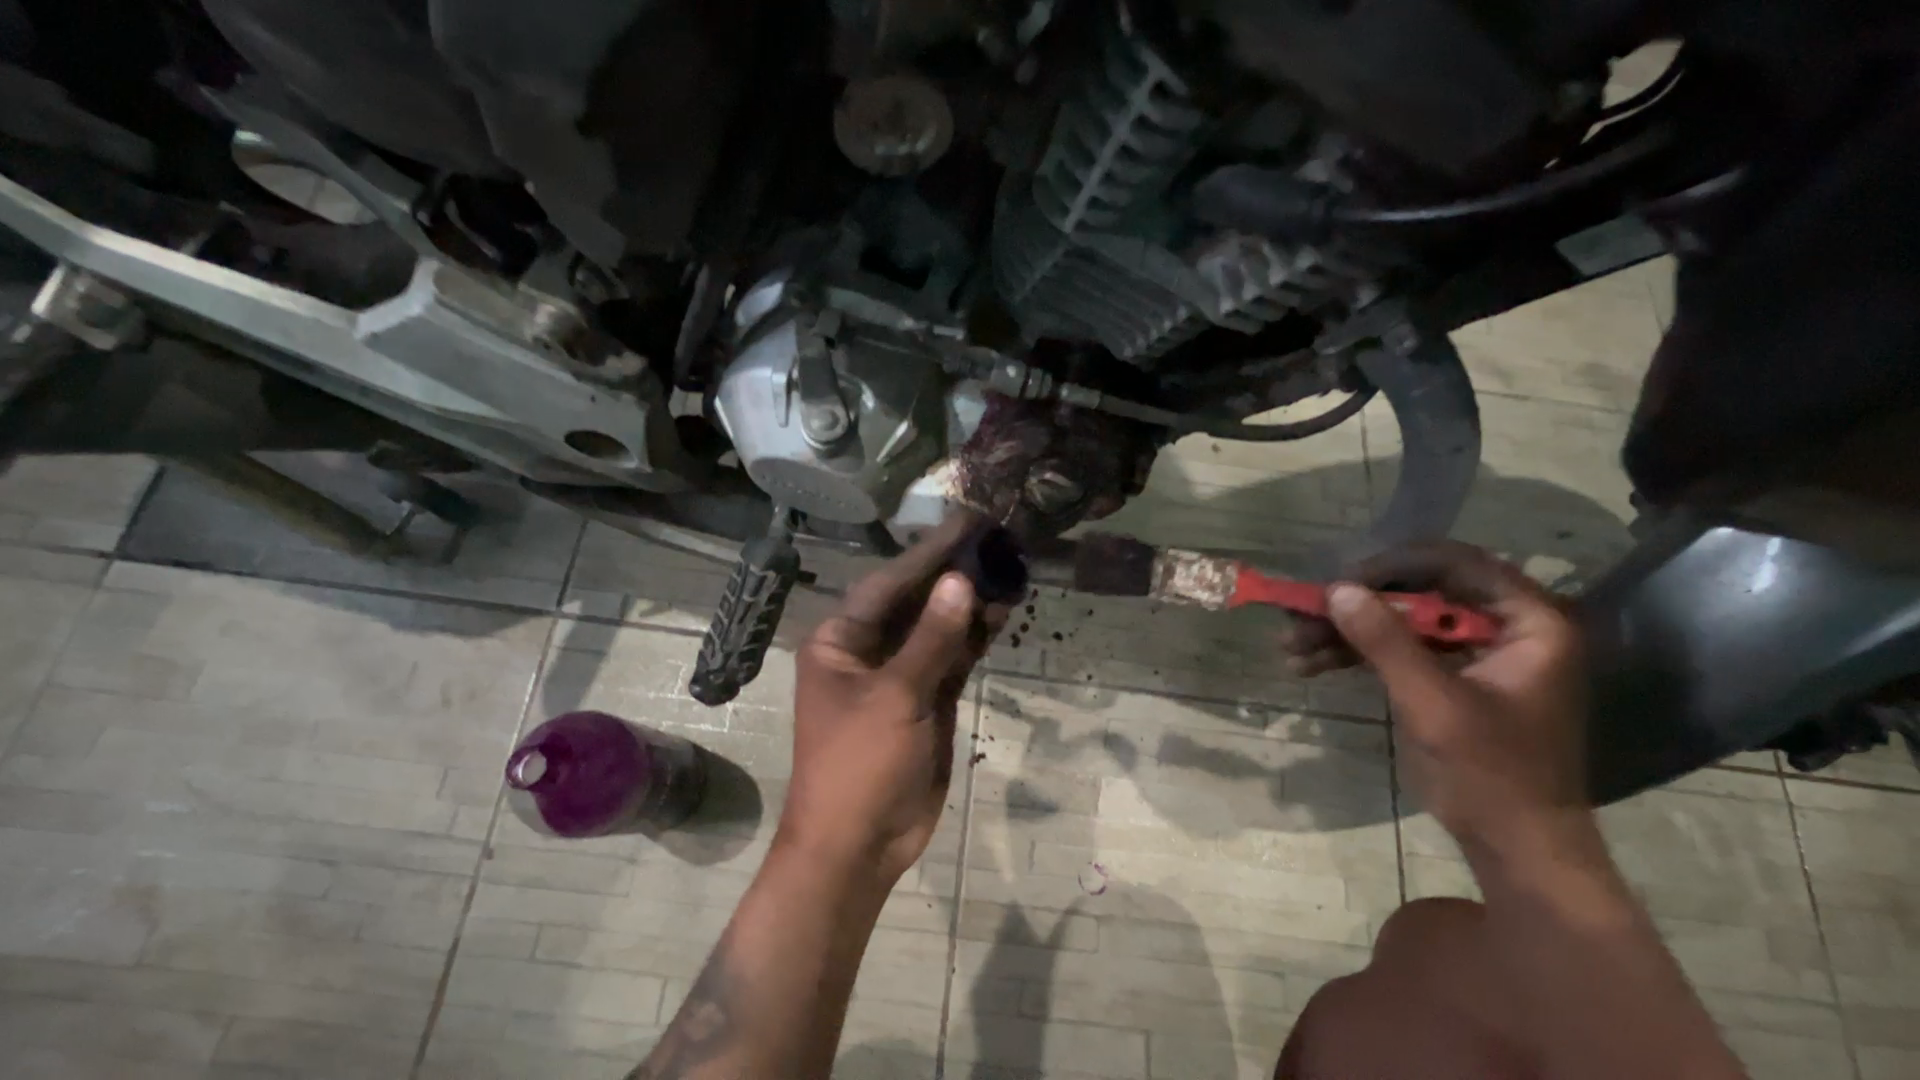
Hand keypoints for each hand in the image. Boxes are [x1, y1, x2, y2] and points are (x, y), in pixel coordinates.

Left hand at [779, 515, 1008, 883]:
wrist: (858, 845)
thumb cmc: (860, 765)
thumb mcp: (895, 697)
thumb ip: (931, 639)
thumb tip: (960, 581)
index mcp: (840, 642)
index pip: (890, 584)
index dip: (930, 553)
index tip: (968, 523)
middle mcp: (867, 652)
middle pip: (916, 602)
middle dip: (955, 573)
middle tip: (999, 538)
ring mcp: (899, 678)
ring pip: (938, 629)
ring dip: (970, 604)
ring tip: (1011, 568)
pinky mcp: (925, 703)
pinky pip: (951, 660)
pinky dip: (974, 638)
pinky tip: (1002, 612)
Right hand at [1286, 543, 1588, 855]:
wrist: (1518, 849)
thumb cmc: (1492, 776)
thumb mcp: (1433, 704)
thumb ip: (1386, 642)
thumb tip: (1335, 589)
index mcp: (1530, 623)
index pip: (1457, 565)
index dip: (1393, 567)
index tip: (1338, 584)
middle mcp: (1507, 627)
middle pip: (1422, 592)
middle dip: (1358, 606)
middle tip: (1302, 617)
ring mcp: (1478, 655)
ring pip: (1403, 622)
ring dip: (1348, 632)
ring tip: (1292, 647)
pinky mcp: (1453, 681)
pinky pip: (1402, 652)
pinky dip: (1359, 656)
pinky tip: (1311, 665)